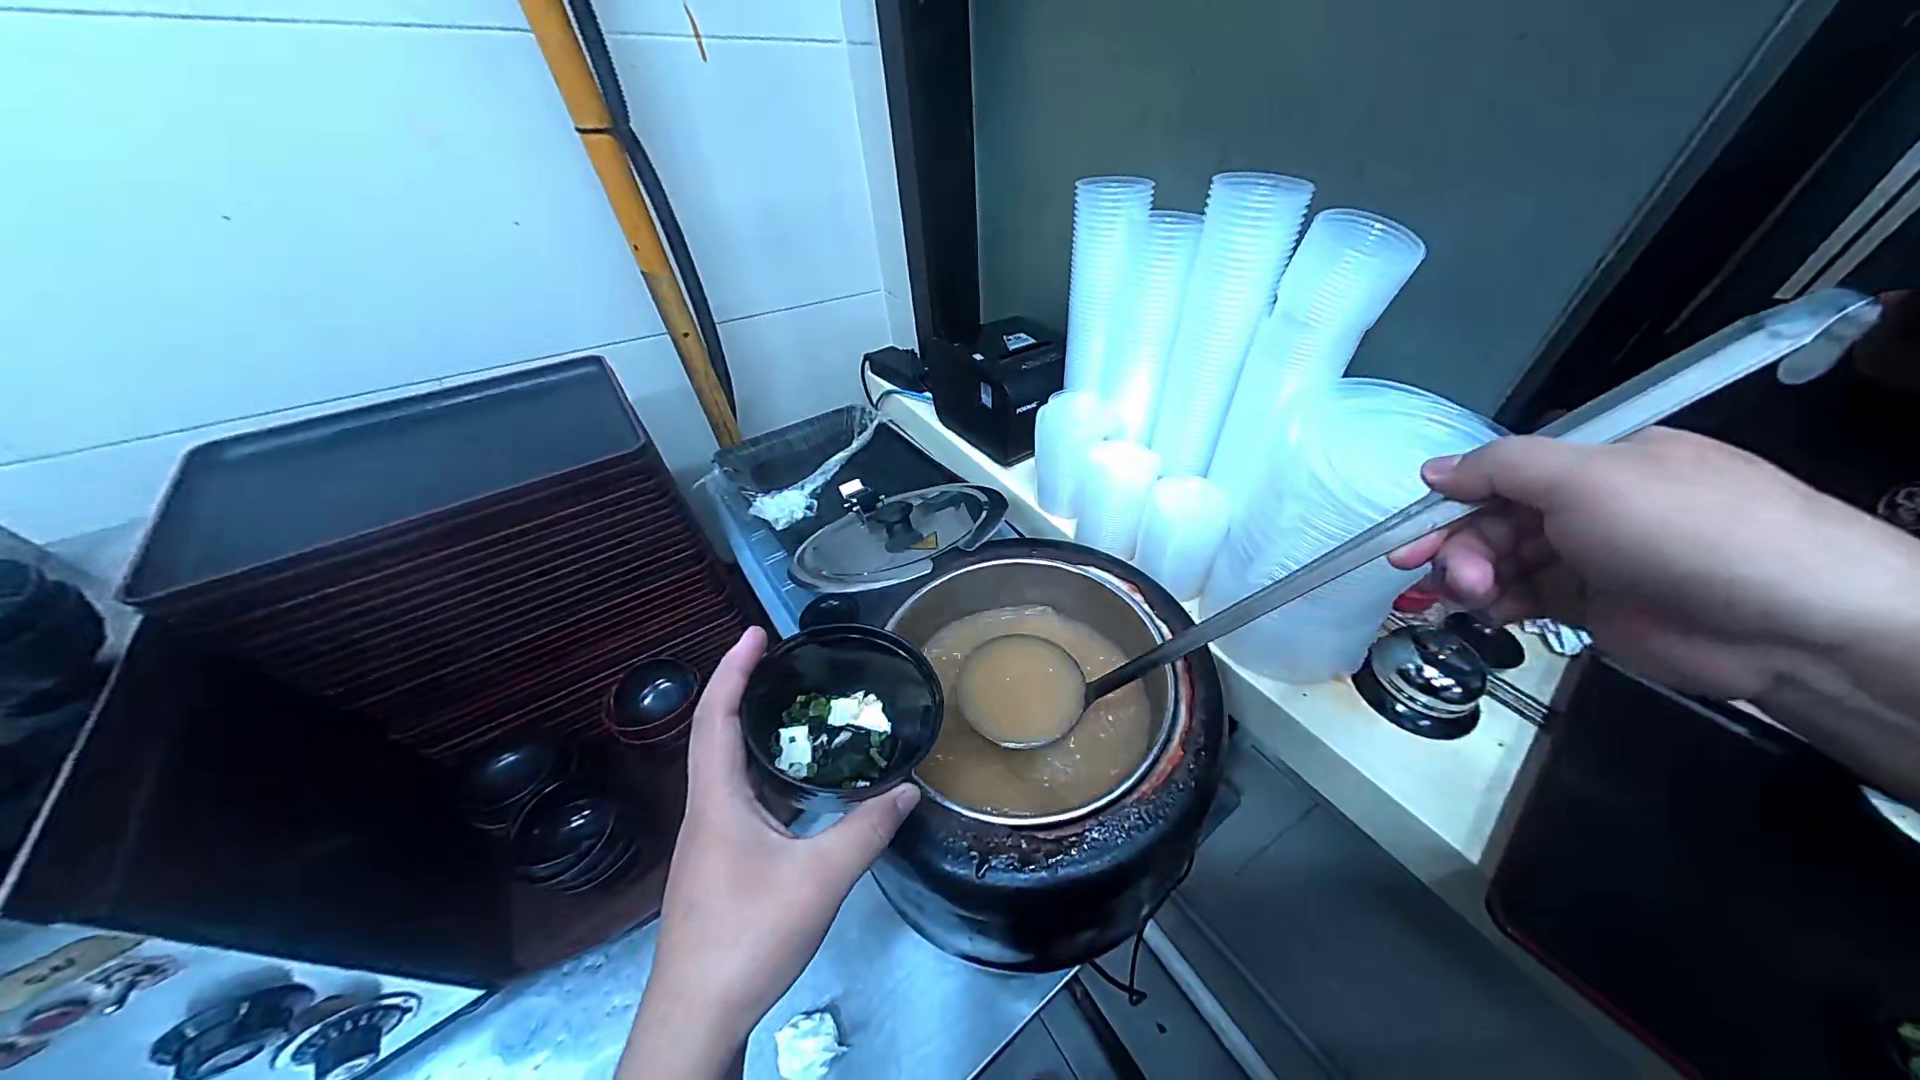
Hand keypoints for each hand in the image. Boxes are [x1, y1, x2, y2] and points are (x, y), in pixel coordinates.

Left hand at [620, 627, 919, 1078]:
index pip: (715, 717)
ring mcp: (709, 840)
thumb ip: (867, 830)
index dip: (732, 669)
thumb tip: (909, 791)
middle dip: (747, 692)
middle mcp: (706, 811)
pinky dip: (770, 777)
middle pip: (718, 735)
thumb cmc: (748, 936)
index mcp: (716, 801)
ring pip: (731, 771)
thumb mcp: (820, 879)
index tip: (756, 633)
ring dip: (758, 736)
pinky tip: (803, 788)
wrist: (697, 1015)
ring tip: (801, 713)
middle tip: (789, 666)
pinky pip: (744, 800)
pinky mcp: (719, 864)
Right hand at [1388, 428, 1919, 700]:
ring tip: (1473, 598)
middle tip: (1441, 577)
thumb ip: (1502, 468)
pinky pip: (1521, 596)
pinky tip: (1490, 614)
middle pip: (1492, 523)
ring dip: (1473, 578)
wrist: (1794, 625)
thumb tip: (1432, 470)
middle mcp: (1587, 507)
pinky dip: (1496, 604)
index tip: (1411, 535)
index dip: (1451, 505)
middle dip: (1459, 549)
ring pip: (1499, 562)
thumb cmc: (1689, 532)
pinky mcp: (1589, 604)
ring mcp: (1588, 557)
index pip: (1500, 478)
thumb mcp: (1589, 480)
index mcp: (1595, 465)